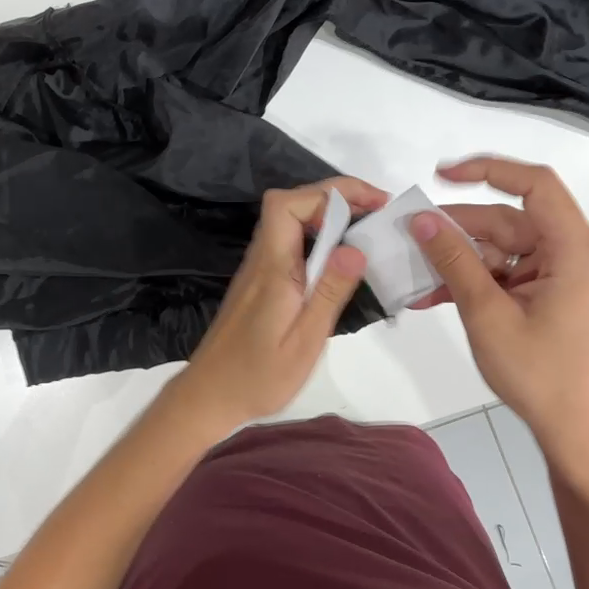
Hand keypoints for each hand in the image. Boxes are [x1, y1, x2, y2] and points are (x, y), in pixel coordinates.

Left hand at [176, 177, 386, 424]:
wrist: (209, 396)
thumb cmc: (257, 377)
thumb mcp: (303, 341)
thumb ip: (329, 293)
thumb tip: (355, 247)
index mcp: (272, 269)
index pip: (287, 204)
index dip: (330, 192)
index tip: (372, 204)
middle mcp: (261, 261)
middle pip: (290, 206)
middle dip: (337, 199)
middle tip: (379, 217)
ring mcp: (257, 272)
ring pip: (289, 225)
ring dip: (328, 219)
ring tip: (368, 235)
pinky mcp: (258, 286)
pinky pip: (289, 247)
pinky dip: (317, 242)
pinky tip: (340, 264)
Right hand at [409, 157, 588, 441]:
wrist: (571, 426)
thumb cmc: (538, 374)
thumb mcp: (487, 314)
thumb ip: (454, 262)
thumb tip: (422, 221)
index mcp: (577, 252)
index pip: (536, 186)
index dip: (488, 170)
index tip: (441, 175)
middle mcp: (578, 253)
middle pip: (510, 220)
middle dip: (459, 231)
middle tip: (410, 240)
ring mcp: (566, 272)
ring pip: (503, 246)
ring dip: (460, 260)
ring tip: (416, 276)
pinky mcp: (554, 290)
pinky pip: (507, 270)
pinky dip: (475, 279)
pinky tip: (434, 293)